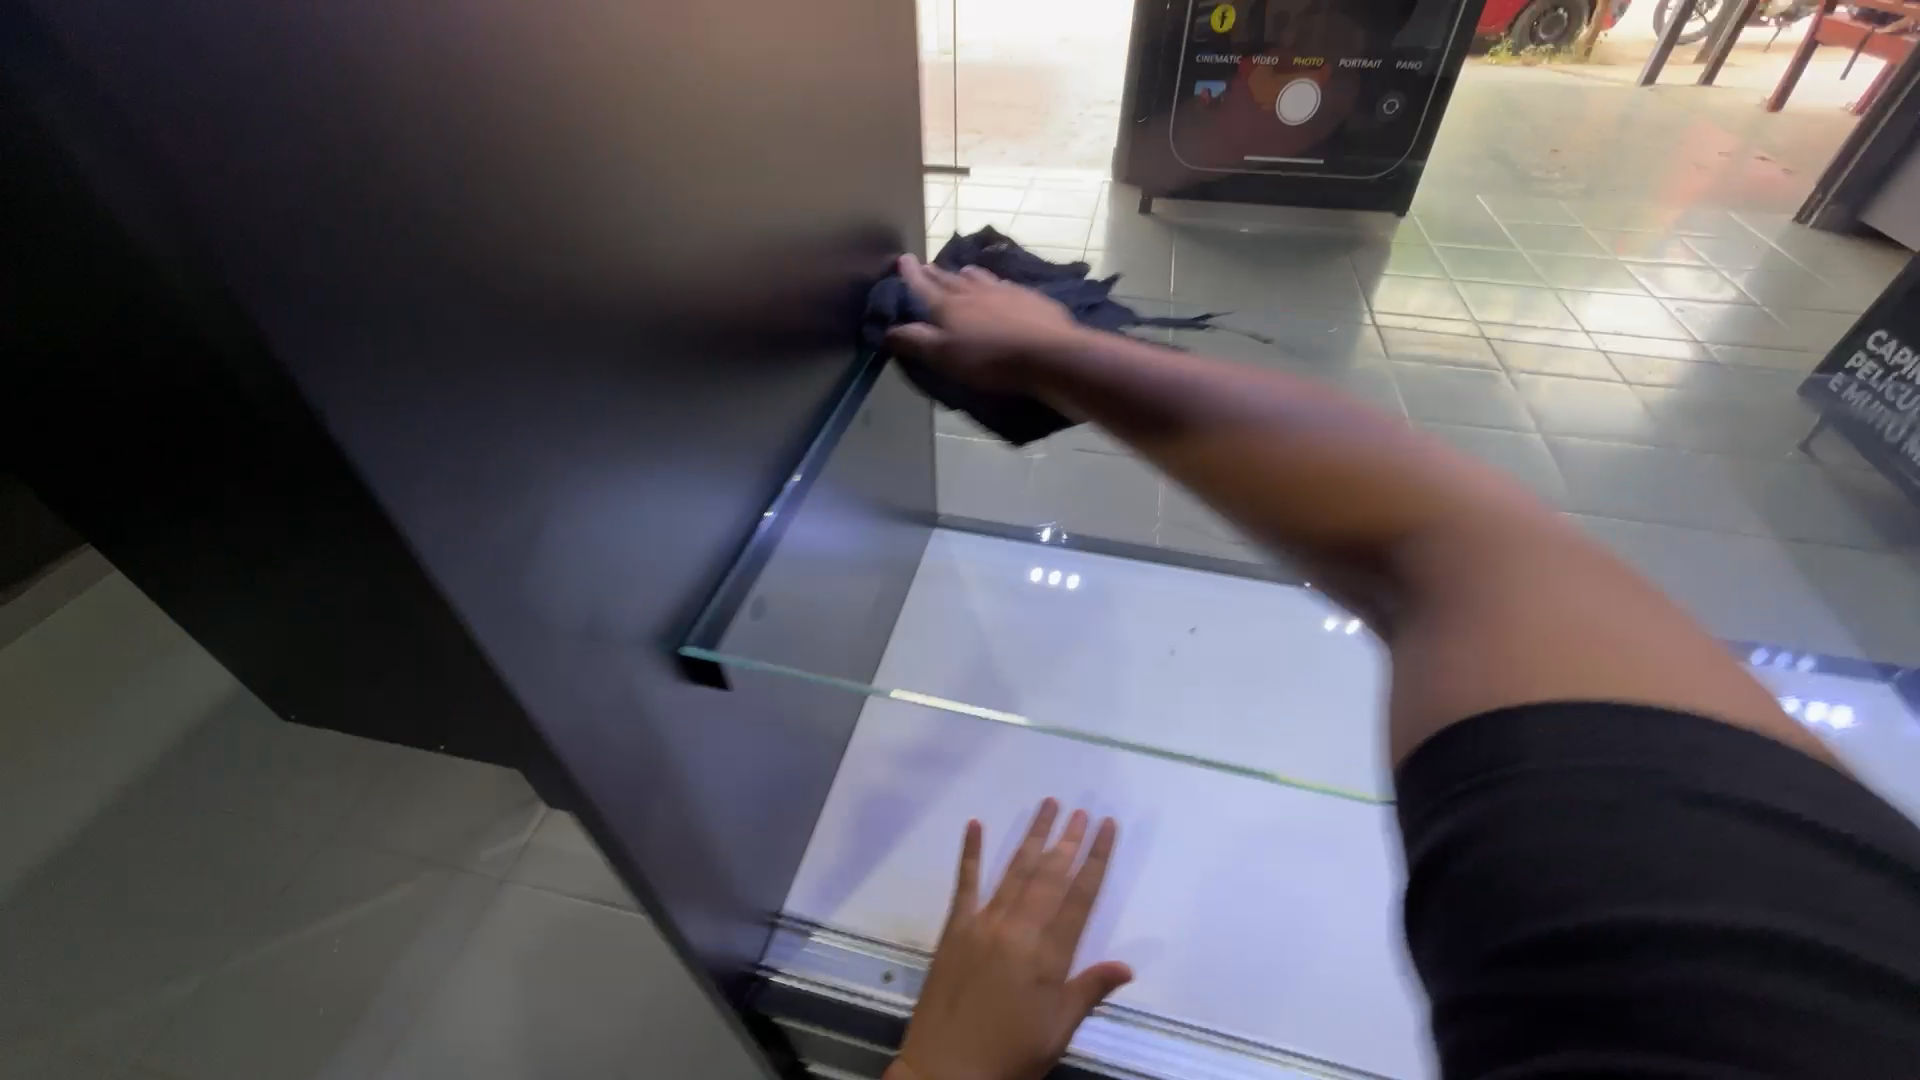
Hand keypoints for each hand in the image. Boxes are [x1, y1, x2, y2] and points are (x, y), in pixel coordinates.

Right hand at [884, 255, 1087, 391]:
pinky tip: (1001, 287)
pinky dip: (996, 284)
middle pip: (950, 279)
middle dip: (935, 273)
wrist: (1047, 354)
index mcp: (949, 306)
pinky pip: (1006, 286)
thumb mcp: (945, 357)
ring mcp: (1004, 291)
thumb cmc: (990, 360)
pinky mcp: (1029, 299)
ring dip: (966, 275)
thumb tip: (888, 330)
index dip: (911, 274)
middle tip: (926, 265)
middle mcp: (974, 291)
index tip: (902, 259)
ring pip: (979, 278)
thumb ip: (916, 342)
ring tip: (961, 271)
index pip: (923, 286)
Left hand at [887, 799, 1131, 1079]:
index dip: (1096, 859)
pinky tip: (975, 823)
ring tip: (1049, 805)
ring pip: (1014, 870)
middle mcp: (1018, 928)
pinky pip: (965, 882)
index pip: (1080, 896)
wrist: (946, 1070)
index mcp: (1048, 954)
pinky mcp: (955, 927)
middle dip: (1068, 840)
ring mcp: (984, 922)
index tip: (1107, 827)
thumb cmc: (1011, 1054)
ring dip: (1033, 836)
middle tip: (1082, 811)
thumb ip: (1090, 990)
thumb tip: (1127, 965)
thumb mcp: (1058, 1030)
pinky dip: (970, 851)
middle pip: (1049, 875)